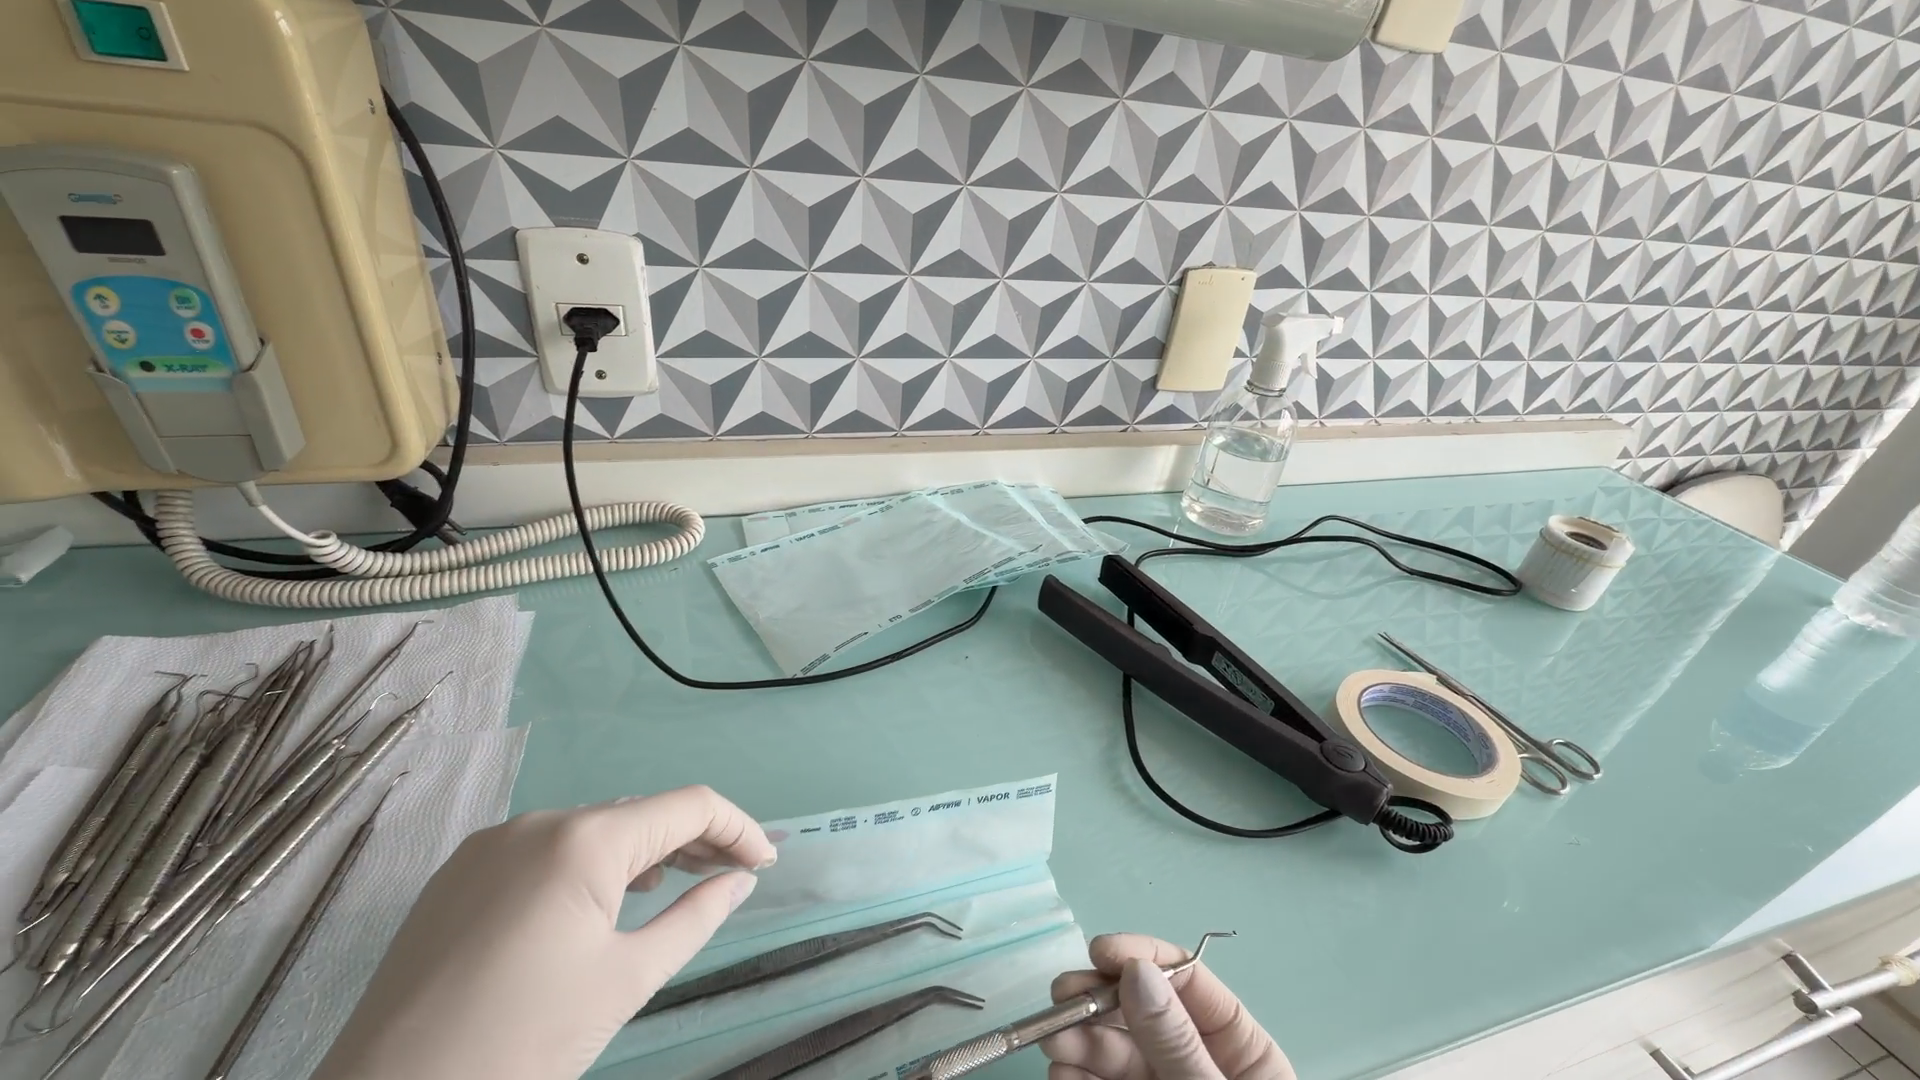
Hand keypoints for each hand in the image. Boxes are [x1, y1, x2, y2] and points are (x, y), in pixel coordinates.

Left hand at [313, 786, 775, 1079]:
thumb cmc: (524, 1043)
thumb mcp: (627, 980)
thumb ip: (695, 917)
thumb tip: (739, 881)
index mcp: (584, 839)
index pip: (688, 807)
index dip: (737, 829)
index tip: (764, 866)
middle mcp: (538, 822)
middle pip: (639, 814)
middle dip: (693, 841)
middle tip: (732, 878)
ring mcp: (491, 844)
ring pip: (591, 830)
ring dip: (641, 852)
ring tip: (676, 885)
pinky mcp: (459, 873)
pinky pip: (545, 851)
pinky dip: (589, 865)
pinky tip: (601, 900)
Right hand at [1041, 934, 1294, 1079]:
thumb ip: (1178, 1042)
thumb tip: (1137, 971)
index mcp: (1243, 1051)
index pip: (1190, 980)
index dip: (1144, 955)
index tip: (1100, 950)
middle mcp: (1199, 1060)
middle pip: (1142, 1012)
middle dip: (1098, 1000)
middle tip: (1062, 996)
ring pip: (1116, 1047)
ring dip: (1079, 1037)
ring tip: (1052, 1041)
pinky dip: (1077, 1073)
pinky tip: (1061, 1072)